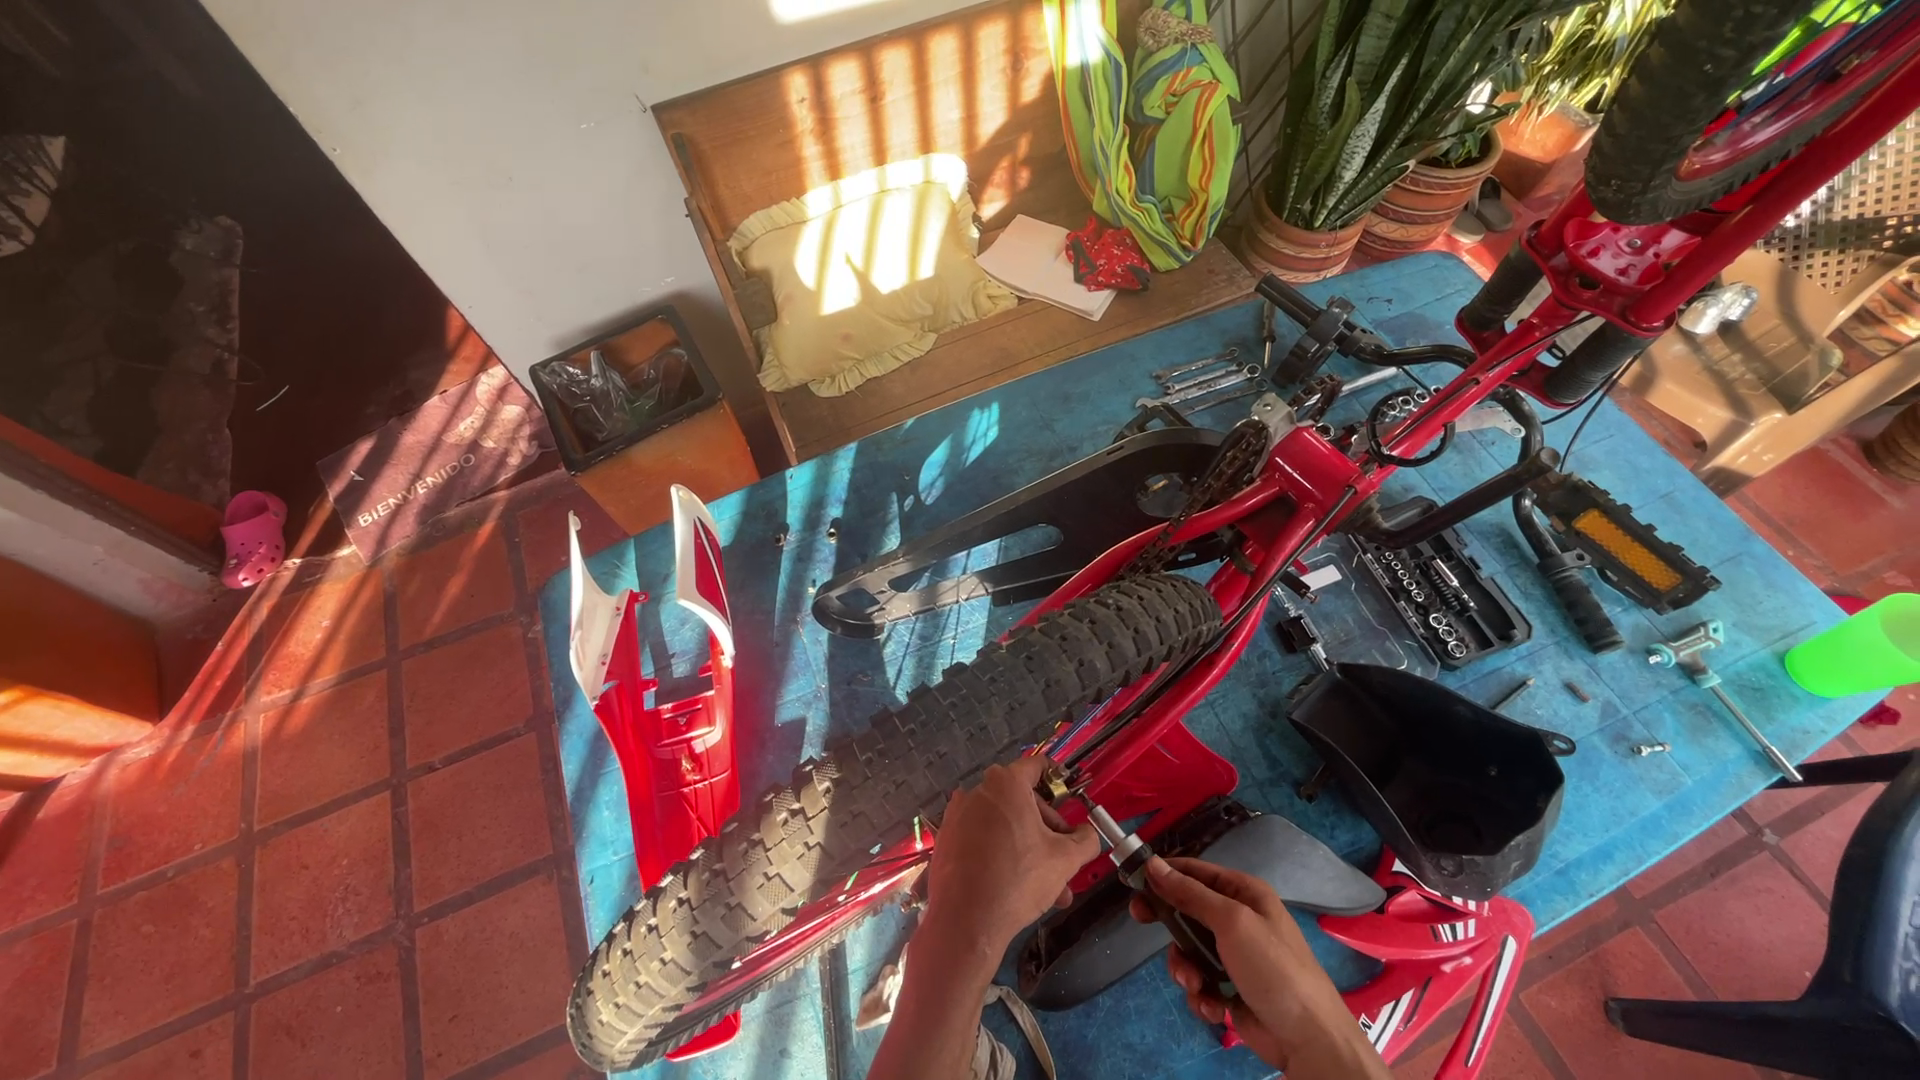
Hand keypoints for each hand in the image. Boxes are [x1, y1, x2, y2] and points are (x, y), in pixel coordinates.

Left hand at [923, 756, 1099, 950]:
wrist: (965, 922)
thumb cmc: (1018, 880)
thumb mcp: (1065, 859)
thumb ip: (1085, 840)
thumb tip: (1088, 834)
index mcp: (1005, 784)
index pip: (1036, 766)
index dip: (1057, 779)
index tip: (1068, 794)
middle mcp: (977, 792)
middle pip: (1022, 802)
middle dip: (1048, 831)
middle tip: (1064, 859)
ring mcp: (957, 817)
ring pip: (1004, 827)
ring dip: (1029, 850)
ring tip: (1051, 889)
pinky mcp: (946, 841)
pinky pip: (982, 841)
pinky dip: (1002, 855)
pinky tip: (1018, 888)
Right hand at [1130, 857, 1388, 1078]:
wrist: (1308, 1038)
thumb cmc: (1272, 968)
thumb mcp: (1231, 922)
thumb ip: (1190, 894)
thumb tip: (1153, 863)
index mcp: (1244, 893)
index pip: (1195, 872)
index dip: (1164, 874)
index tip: (1134, 881)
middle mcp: (1238, 919)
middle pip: (1186, 910)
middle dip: (1168, 924)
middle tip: (1141, 920)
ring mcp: (1234, 956)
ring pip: (1187, 950)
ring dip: (1185, 968)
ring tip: (1195, 985)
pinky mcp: (1230, 988)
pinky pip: (1199, 982)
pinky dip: (1201, 995)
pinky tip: (1214, 1006)